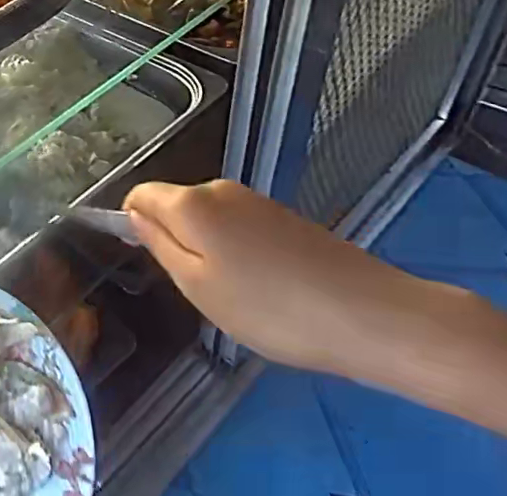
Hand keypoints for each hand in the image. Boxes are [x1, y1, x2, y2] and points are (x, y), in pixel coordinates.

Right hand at [121, 180, 446, 379]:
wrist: (373, 316)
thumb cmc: (272, 308)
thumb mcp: (198, 288)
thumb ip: (158, 246)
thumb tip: (134, 217)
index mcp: (190, 203)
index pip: (140, 194)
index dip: (133, 222)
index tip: (151, 259)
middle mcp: (218, 189)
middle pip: (175, 205)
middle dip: (176, 239)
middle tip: (199, 288)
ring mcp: (255, 200)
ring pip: (208, 218)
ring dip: (209, 249)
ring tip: (240, 295)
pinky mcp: (284, 216)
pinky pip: (239, 226)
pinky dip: (239, 251)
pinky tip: (268, 288)